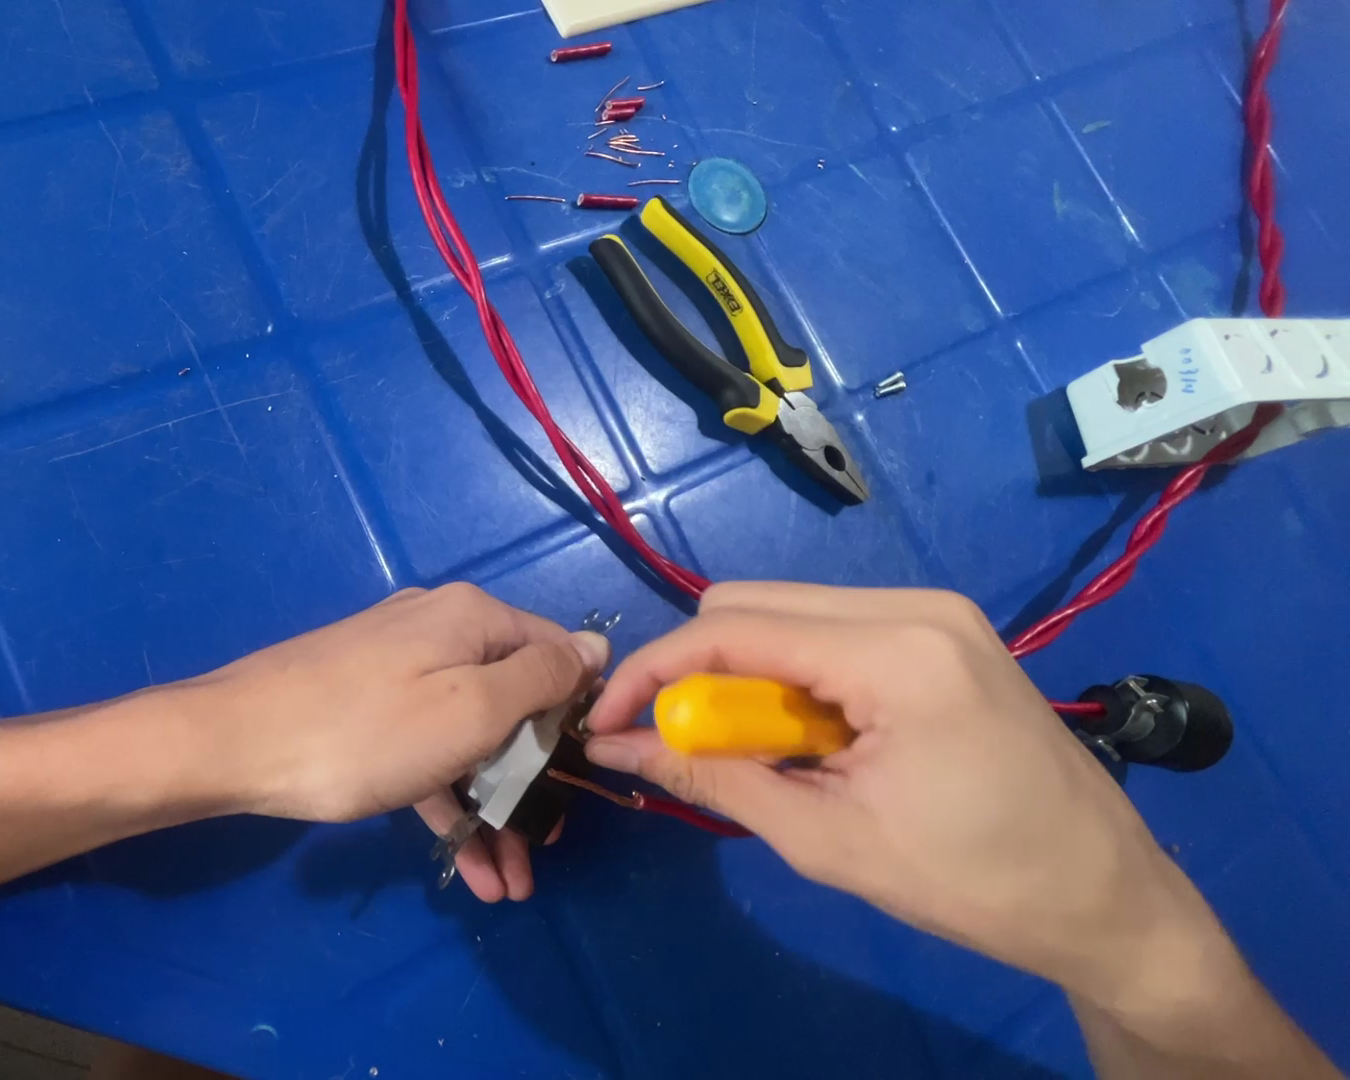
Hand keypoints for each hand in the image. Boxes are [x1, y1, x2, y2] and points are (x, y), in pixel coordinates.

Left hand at [203, 584, 609, 901]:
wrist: (236, 741)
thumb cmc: (366, 730)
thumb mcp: (472, 708)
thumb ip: (541, 676)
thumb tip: (597, 647)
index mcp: (472, 619)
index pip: (556, 653)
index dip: (577, 713)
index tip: (585, 777)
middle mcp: (439, 629)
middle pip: (512, 701)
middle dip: (533, 780)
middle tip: (544, 851)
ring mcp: (399, 666)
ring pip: (469, 735)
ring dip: (493, 806)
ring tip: (508, 883)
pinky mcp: (369, 702)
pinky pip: (427, 747)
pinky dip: (448, 798)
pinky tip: (467, 865)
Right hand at [581, 583, 1236, 1009]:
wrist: (1115, 904)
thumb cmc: (974, 885)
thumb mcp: (823, 839)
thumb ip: (707, 778)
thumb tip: (613, 750)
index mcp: (895, 654)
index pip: (729, 631)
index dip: (652, 671)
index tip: (607, 721)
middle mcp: (909, 605)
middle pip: (744, 603)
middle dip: (692, 670)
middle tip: (688, 742)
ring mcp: (926, 609)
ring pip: (774, 609)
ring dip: (735, 672)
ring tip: (756, 746)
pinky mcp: (930, 626)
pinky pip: (814, 625)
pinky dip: (778, 672)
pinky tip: (804, 729)